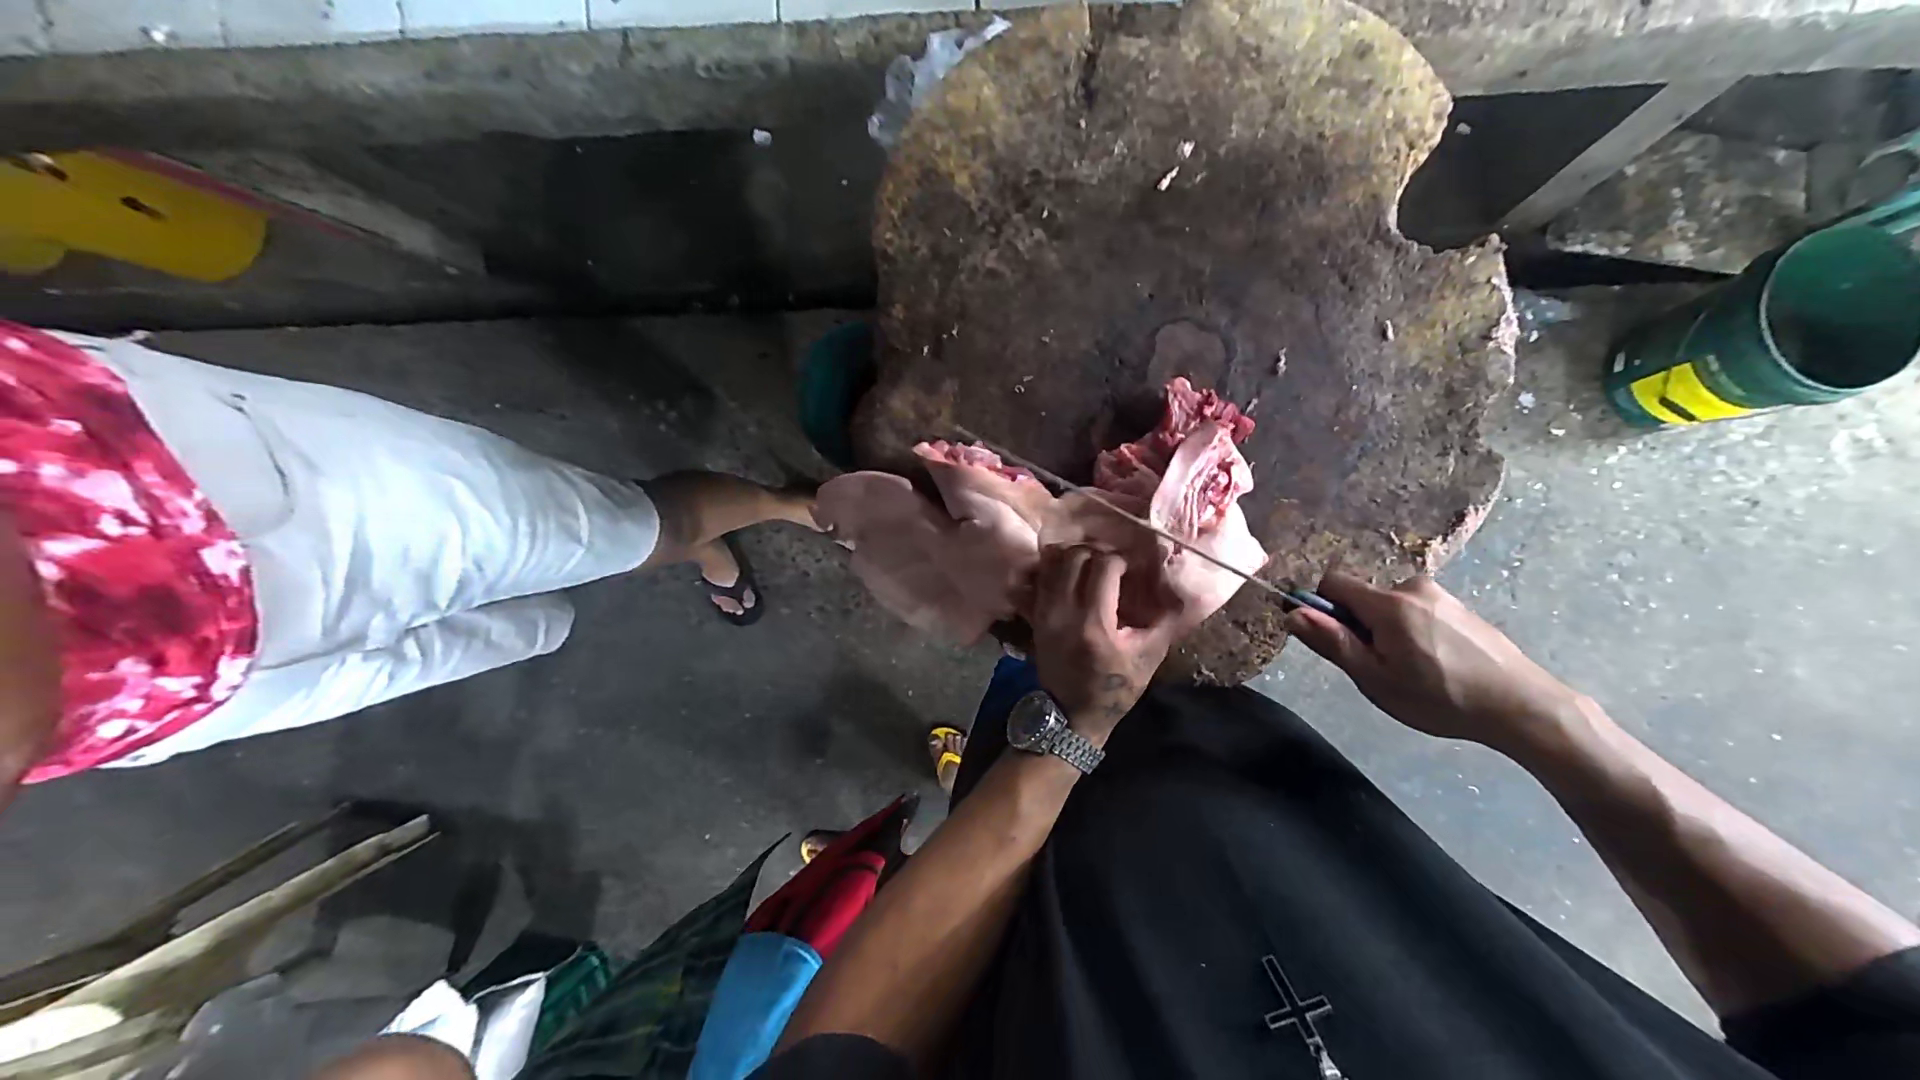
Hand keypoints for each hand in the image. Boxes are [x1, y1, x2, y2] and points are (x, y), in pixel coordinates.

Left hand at [1029, 545, 1178, 741]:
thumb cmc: (1114, 688)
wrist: (1071, 715)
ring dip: (1076, 556)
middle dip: (1098, 552)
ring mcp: (1044, 612)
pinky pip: (1041, 579)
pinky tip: (1072, 576)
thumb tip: (1179, 588)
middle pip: (1075, 556)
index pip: (1104, 565)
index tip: (1134, 568)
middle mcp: (1063, 611)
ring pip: (1054, 563)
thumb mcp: (1148, 657)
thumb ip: (1164, 619)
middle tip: (1114, 564)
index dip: (1123, 559)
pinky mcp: (1034, 616)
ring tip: (1093, 566)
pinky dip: (1056, 569)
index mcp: (1094, 622)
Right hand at [1282, 571, 1587, 758]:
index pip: (1332, 583)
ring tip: (1411, 671)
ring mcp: (1441, 596)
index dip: (1320, 607)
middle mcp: (1413, 588)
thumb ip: (1333, 642)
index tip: (1330, 638)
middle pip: (1363, 597)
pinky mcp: (1460, 609)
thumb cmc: (1441, 698)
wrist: (1525, 707)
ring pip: (1390, 607)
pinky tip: (1436, 666)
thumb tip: (1294, 614)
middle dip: (1359, 626)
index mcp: (1388, 603)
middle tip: (1379, 667)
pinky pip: (1416, 612)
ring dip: (1387, 631)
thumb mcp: (1375, 678)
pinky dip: (1412, 632)